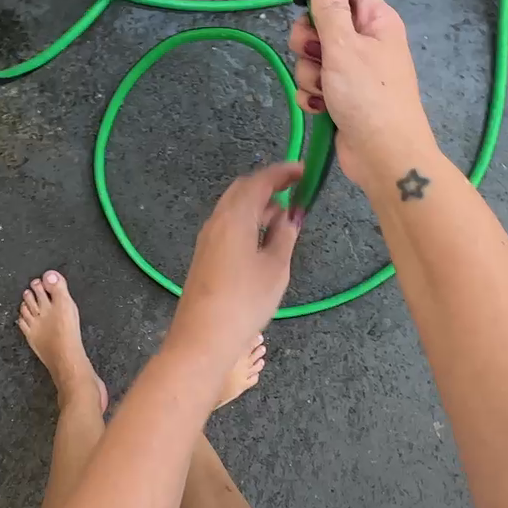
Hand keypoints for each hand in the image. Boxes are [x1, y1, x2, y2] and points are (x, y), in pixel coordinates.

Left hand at [166, 162, 303, 361]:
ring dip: (258, 204)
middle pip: (242, 190)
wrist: (203, 337)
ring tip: (283, 216)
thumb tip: (289, 216)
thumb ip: (284, 235)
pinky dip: (247, 220)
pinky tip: (262, 238)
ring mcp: (207, 238)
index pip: (259, 181)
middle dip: (268, 185)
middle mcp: (217, 220)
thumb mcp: (275, 267)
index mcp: (235, 217)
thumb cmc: (245, 301)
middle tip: (294, 191)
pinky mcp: (205, 255)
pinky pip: (228, 224)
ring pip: (233, 207)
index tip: (303, 171)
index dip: (283, 173)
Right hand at [288, 0, 437, 183]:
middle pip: (318, 22)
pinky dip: (313, 96)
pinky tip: (323, 108)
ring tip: (326, 90)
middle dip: (308, 41)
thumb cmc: (369, 95)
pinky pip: (313, 84)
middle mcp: (365, 41)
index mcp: (375, 19)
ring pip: (310, 57)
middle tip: (317, 54)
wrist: (383, 155)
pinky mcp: (339, 96)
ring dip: (310, 74)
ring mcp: (351, 70)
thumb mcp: (345, 45)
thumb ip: (329, 7)